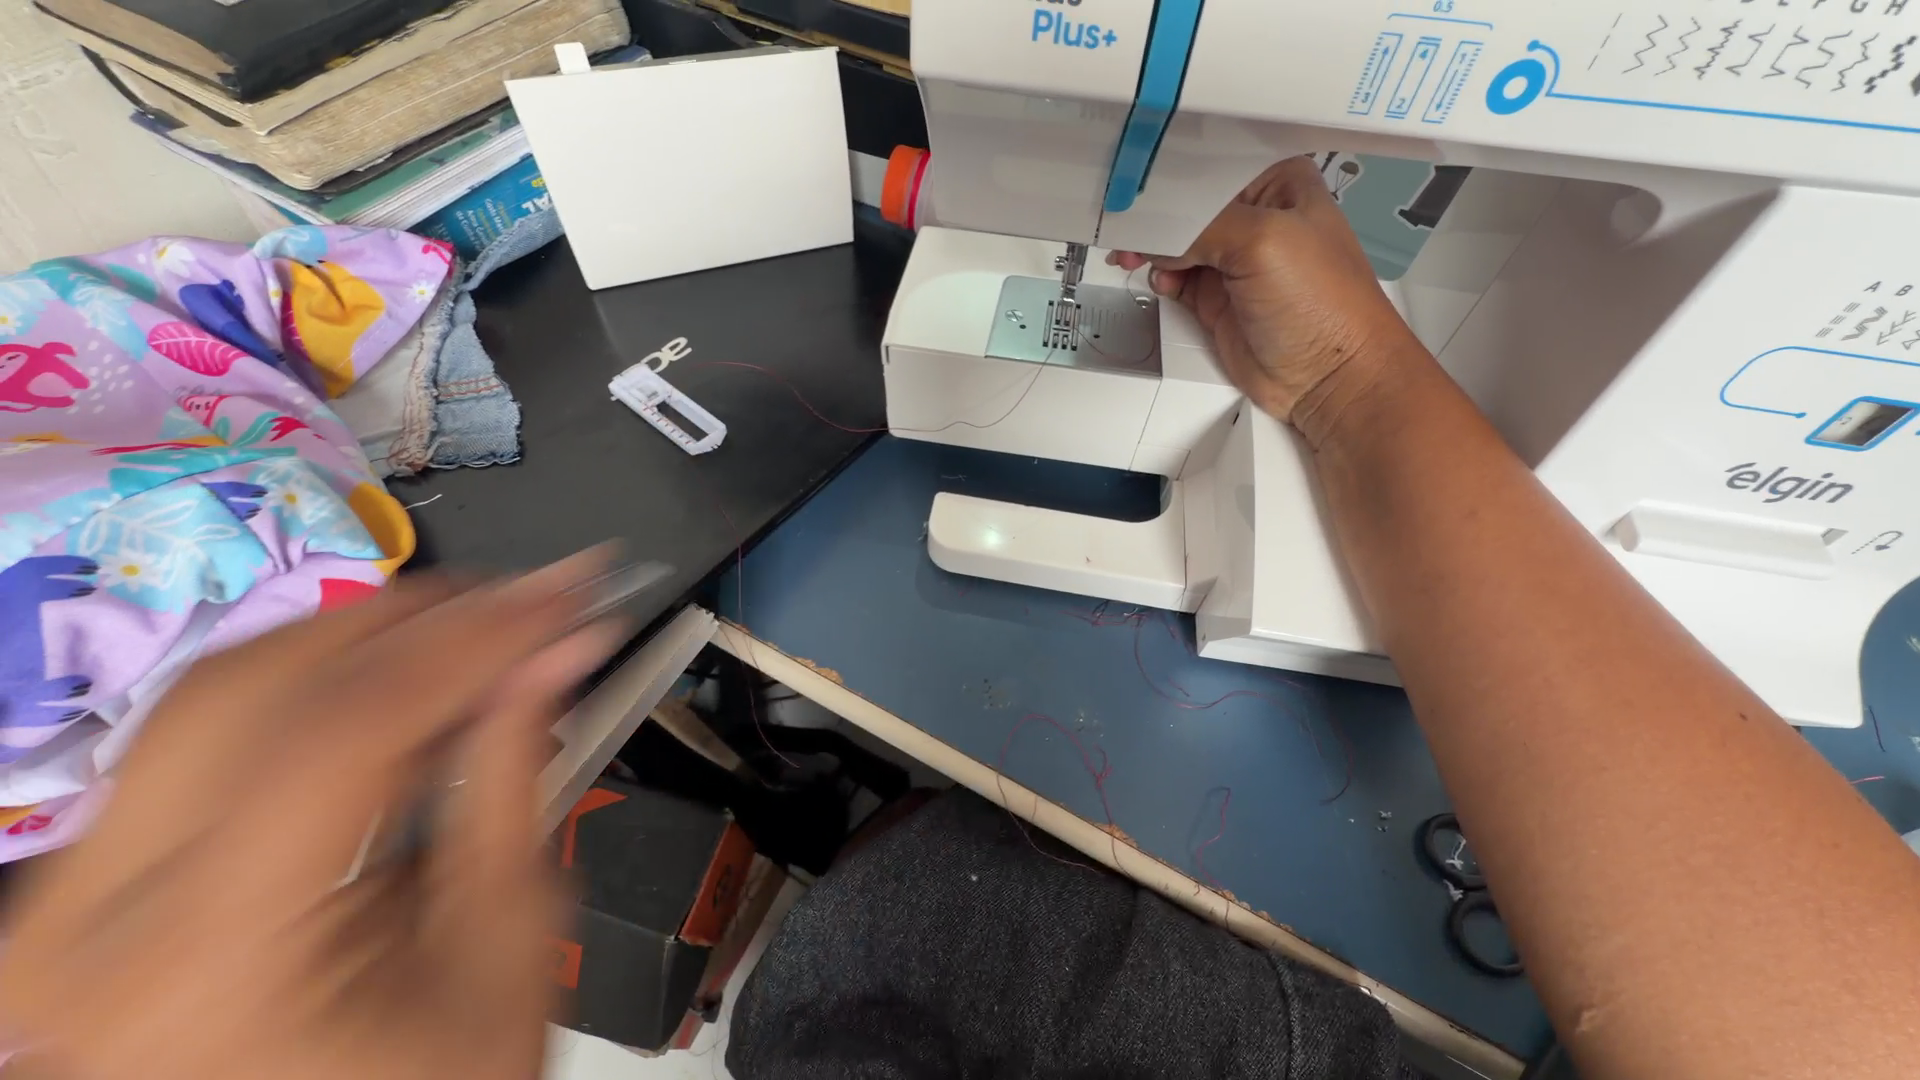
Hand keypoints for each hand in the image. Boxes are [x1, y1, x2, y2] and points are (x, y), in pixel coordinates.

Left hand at [0, 554, 626, 1079]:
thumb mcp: (505, 935)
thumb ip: (513, 772)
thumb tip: (559, 648)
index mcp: (210, 961)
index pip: (348, 727)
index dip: (477, 639)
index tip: (570, 593)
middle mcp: (91, 925)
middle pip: (255, 685)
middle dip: (416, 618)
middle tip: (529, 598)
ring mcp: (67, 904)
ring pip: (215, 691)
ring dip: (364, 636)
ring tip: (478, 624)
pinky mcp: (87, 887)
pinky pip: (201, 736)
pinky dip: (314, 682)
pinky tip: (401, 670)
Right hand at [1110, 156, 1425, 445]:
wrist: (1326, 378)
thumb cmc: (1324, 306)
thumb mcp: (1263, 241)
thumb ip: (1202, 225)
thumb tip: (1152, 226)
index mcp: (1279, 185)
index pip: (1212, 167)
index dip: (1172, 175)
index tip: (1134, 183)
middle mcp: (1256, 219)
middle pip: (1187, 205)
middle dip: (1154, 215)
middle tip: (1126, 224)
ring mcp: (1234, 261)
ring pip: (1176, 243)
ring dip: (1151, 248)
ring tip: (1132, 255)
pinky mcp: (1216, 298)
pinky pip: (1175, 277)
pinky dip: (1160, 276)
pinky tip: (1161, 280)